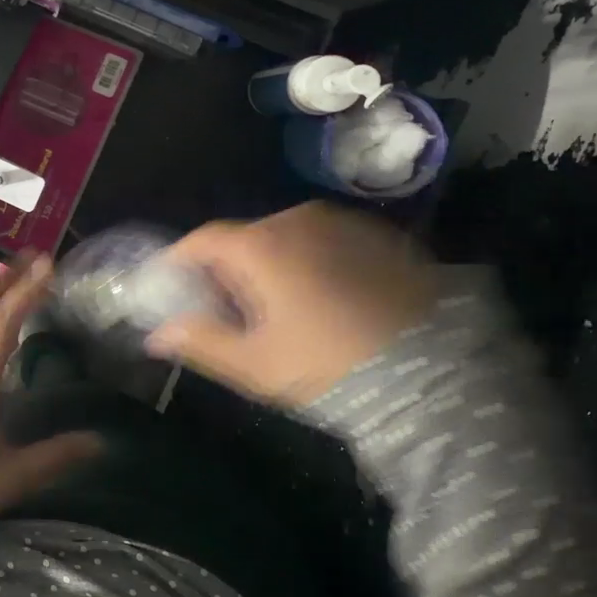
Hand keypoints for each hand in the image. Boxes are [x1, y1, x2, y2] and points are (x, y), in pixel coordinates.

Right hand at [146, 203, 437, 408]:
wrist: (441, 376)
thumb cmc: (330, 367)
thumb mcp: (255, 364)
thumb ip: (200, 341)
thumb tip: (156, 334)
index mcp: (260, 245)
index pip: (202, 240)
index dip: (181, 262)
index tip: (172, 286)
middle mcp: (298, 220)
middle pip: (245, 237)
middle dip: (229, 268)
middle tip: (228, 307)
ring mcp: (346, 225)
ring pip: (289, 238)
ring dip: (274, 264)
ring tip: (281, 307)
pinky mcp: (385, 238)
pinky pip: (329, 243)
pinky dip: (315, 262)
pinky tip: (326, 300)